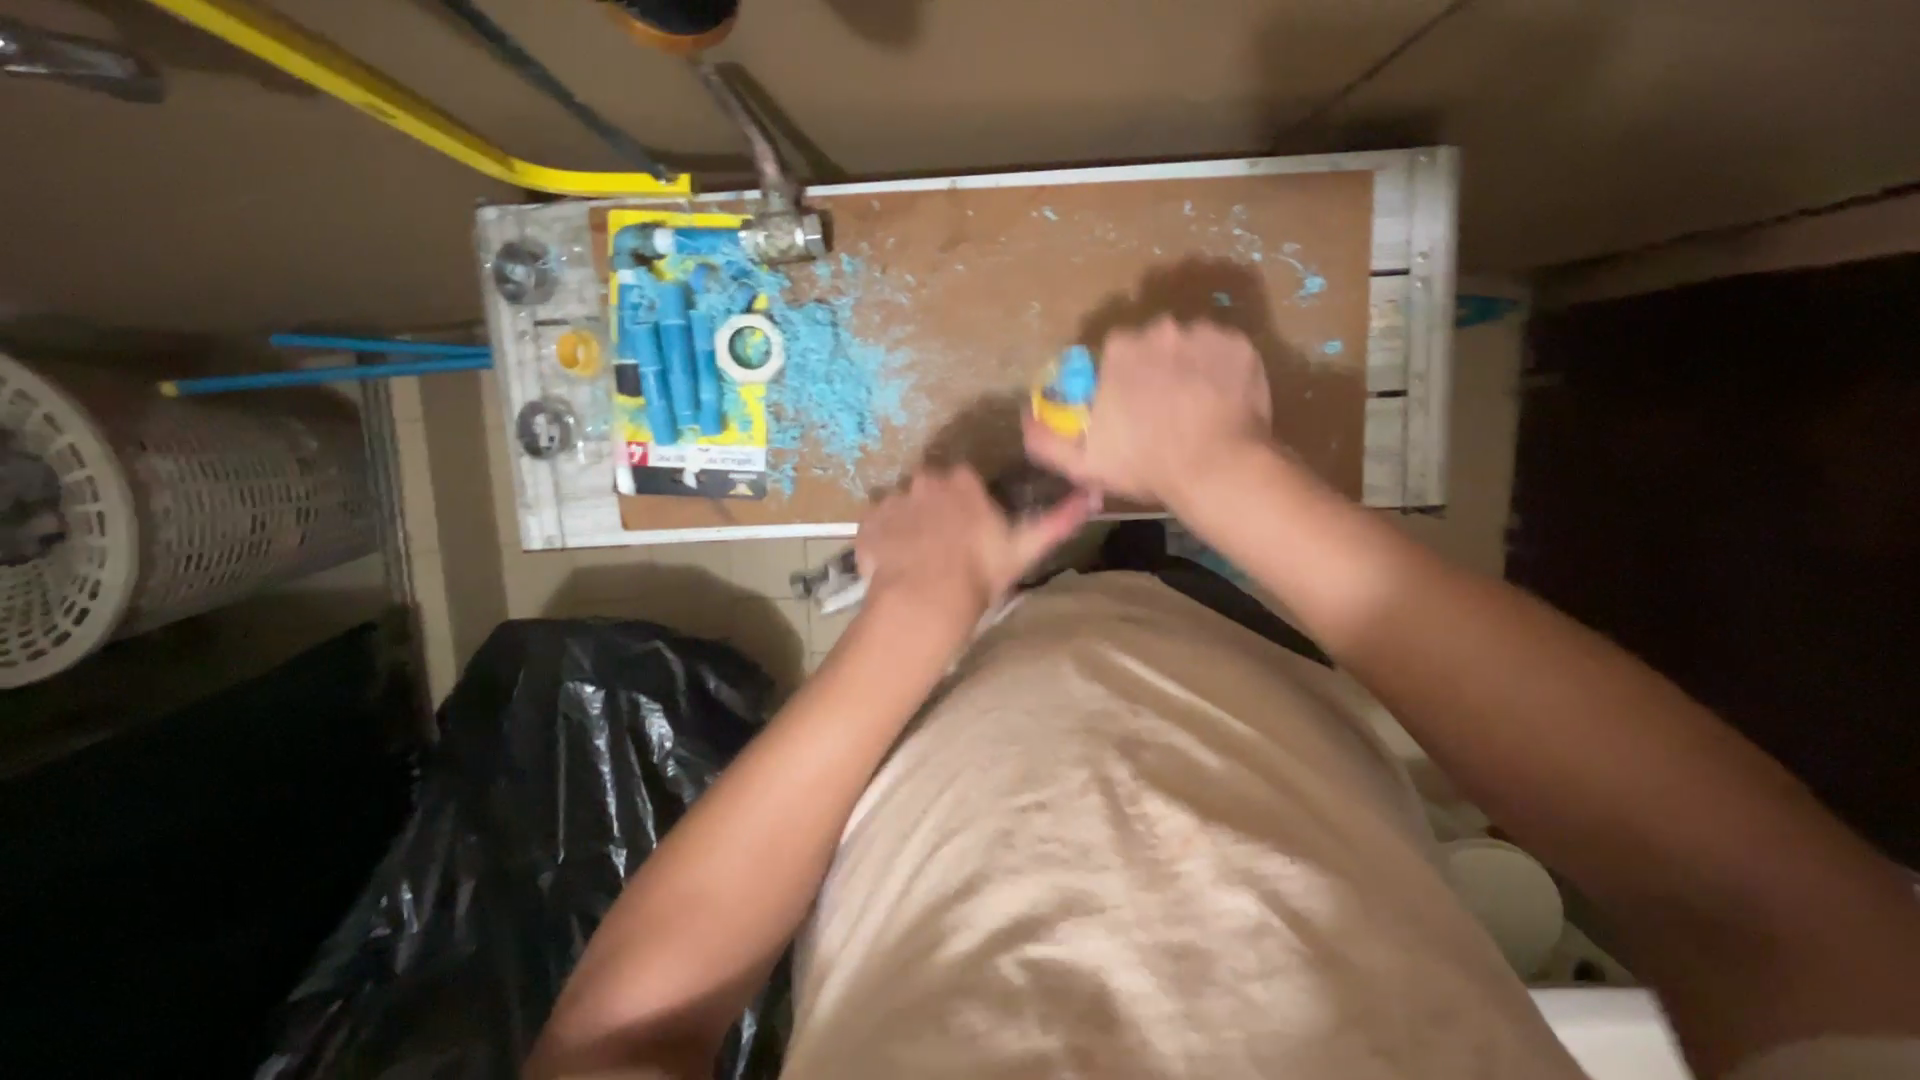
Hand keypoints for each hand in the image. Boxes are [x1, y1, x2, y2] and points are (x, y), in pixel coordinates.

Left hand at [855, 465, 1095, 619]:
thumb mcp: (1024, 548)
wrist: (924, 600)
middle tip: (943, 543)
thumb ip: (1058, 520)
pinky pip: (876, 524)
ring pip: (902, 504)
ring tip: (916, 557)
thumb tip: (1094, 494)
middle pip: (931, 487)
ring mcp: (892, 499)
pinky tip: (894, 563)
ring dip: (908, 523)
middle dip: (936, 507)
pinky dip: (883, 538)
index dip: (967, 503)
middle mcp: (925, 480)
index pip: (965, 480)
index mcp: (962, 481)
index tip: (970, 527)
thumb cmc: (979, 573)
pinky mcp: (867, 521)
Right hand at [1023, 318, 1272, 505]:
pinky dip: (1222, 370)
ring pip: (1190, 345)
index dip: (1123, 381)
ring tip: (1197, 406)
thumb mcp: (1083, 462)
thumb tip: (1026, 417)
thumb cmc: (1146, 464)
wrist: (1216, 468)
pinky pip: (1224, 351)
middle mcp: (1158, 329)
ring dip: (1190, 367)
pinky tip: (1222, 400)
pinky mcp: (1239, 343)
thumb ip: (1045, 439)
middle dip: (1157, 369)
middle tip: (1166, 408)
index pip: (1116, 355)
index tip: (1132, 407)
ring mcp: (1202, 333)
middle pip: (1153, 345)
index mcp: (1118, 349)